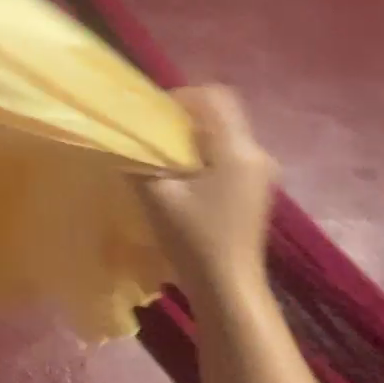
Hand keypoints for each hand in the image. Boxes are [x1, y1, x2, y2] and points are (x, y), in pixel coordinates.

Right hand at [133, 86, 276, 300]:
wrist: (227, 284)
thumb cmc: (192, 239)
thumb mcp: (157, 197)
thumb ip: (140, 161)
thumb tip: (123, 140)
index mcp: (237, 150)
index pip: (214, 98)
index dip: (180, 98)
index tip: (151, 116)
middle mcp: (257, 153)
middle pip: (220, 115)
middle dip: (184, 119)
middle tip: (151, 136)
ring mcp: (261, 172)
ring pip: (224, 136)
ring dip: (193, 139)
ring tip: (161, 158)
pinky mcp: (256, 189)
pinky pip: (228, 156)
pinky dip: (204, 156)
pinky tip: (181, 179)